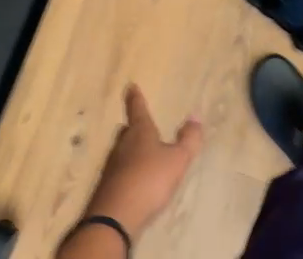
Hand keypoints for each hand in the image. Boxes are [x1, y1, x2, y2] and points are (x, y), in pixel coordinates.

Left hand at [82, 85, 204, 234]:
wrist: (115, 217)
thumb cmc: (149, 181)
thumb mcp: (177, 160)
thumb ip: (188, 139)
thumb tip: (195, 116)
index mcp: (140, 133)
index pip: (137, 109)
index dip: (136, 98)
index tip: (130, 86)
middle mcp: (122, 146)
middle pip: (127, 131)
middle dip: (134, 128)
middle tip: (140, 126)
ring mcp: (111, 167)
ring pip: (121, 152)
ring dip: (130, 151)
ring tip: (141, 155)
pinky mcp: (107, 188)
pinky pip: (118, 173)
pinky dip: (127, 172)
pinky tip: (134, 182)